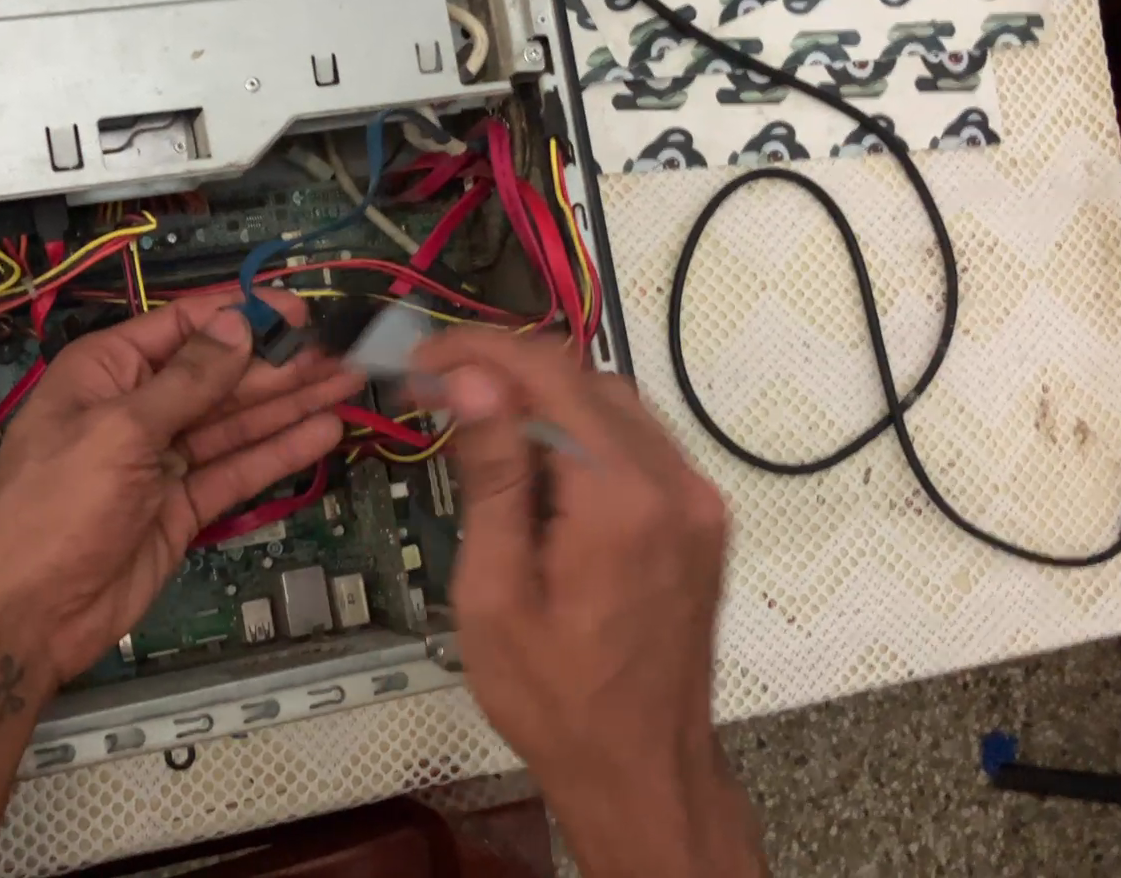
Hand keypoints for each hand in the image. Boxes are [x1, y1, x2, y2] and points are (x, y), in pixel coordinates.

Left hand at [0, 293, 365, 682]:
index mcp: (108, 371)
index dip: (243, 315)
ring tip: (344, 384)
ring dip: (290, 404)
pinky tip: (319, 434)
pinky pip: (236, 470)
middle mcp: (139, 408)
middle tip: (337, 355)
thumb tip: (237, 324)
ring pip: (236, 422)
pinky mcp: (183, 504)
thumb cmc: (54, 508)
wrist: (25, 618)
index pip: (186, 326)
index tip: (297, 314)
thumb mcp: (120, 431)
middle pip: (220, 375)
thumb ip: (187, 380)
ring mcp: (163, 459)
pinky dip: (277, 453)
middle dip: (278, 365)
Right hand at [415, 330, 763, 877]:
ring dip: (538, 393)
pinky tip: (534, 458)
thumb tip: (471, 381)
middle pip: (582, 375)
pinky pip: (633, 438)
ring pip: (610, 399)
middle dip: (501, 368)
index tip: (421, 359)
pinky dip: (576, 426)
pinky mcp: (699, 514)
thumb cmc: (551, 695)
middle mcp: (675, 481)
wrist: (644, 771)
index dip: (477, 350)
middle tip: (435, 390)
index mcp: (621, 499)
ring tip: (474, 420)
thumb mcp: (494, 590)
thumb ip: (490, 476)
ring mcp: (696, 496)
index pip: (547, 373)